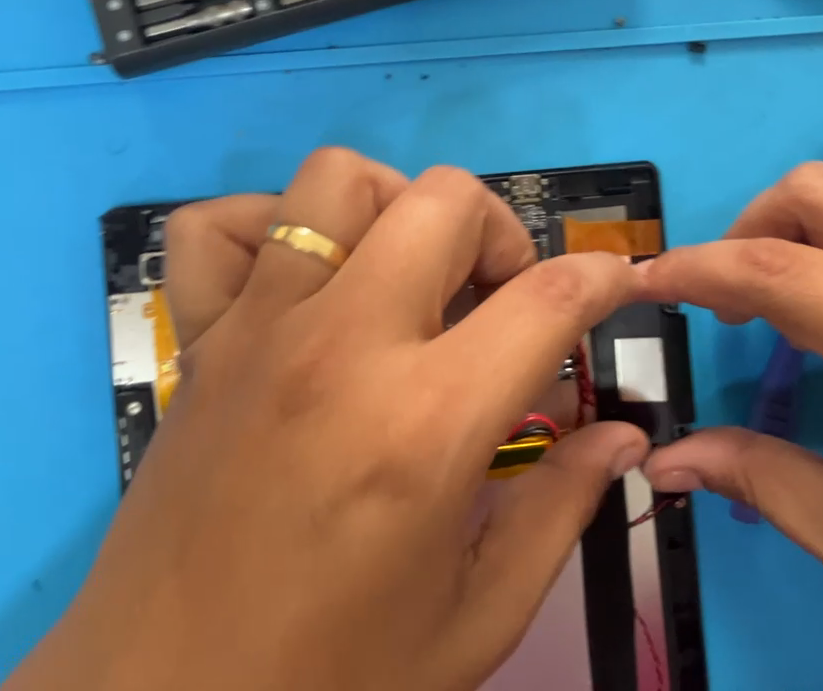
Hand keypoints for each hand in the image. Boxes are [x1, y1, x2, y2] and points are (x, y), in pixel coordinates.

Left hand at [5, 148, 650, 690]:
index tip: (615, 283)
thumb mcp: (477, 616)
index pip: (546, 301)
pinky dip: (269, 227)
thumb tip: (625, 436)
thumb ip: (562, 508)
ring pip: (336, 181)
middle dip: (499, 234)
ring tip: (406, 276)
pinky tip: (302, 282)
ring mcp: (257, 328)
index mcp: (426, 424)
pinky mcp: (197, 338)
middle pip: (445, 202)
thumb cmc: (332, 676)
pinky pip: (218, 227)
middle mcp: (342, 345)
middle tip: (498, 302)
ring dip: (394, 207)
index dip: (601, 278)